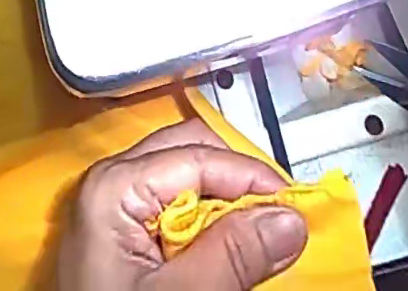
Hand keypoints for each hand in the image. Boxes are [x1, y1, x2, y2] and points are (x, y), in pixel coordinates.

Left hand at [58, 119, 309, 289]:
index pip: (197, 155)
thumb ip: (232, 257)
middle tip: (277, 220)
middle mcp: (112, 179)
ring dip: (223, 200)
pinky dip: (204, 219)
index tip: (295, 206)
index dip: (250, 175)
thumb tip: (288, 218)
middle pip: (189, 150)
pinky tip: (224, 248)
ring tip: (256, 238)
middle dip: (236, 179)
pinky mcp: (121, 229)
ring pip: (183, 173)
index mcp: (114, 185)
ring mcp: (114, 202)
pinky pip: (171, 202)